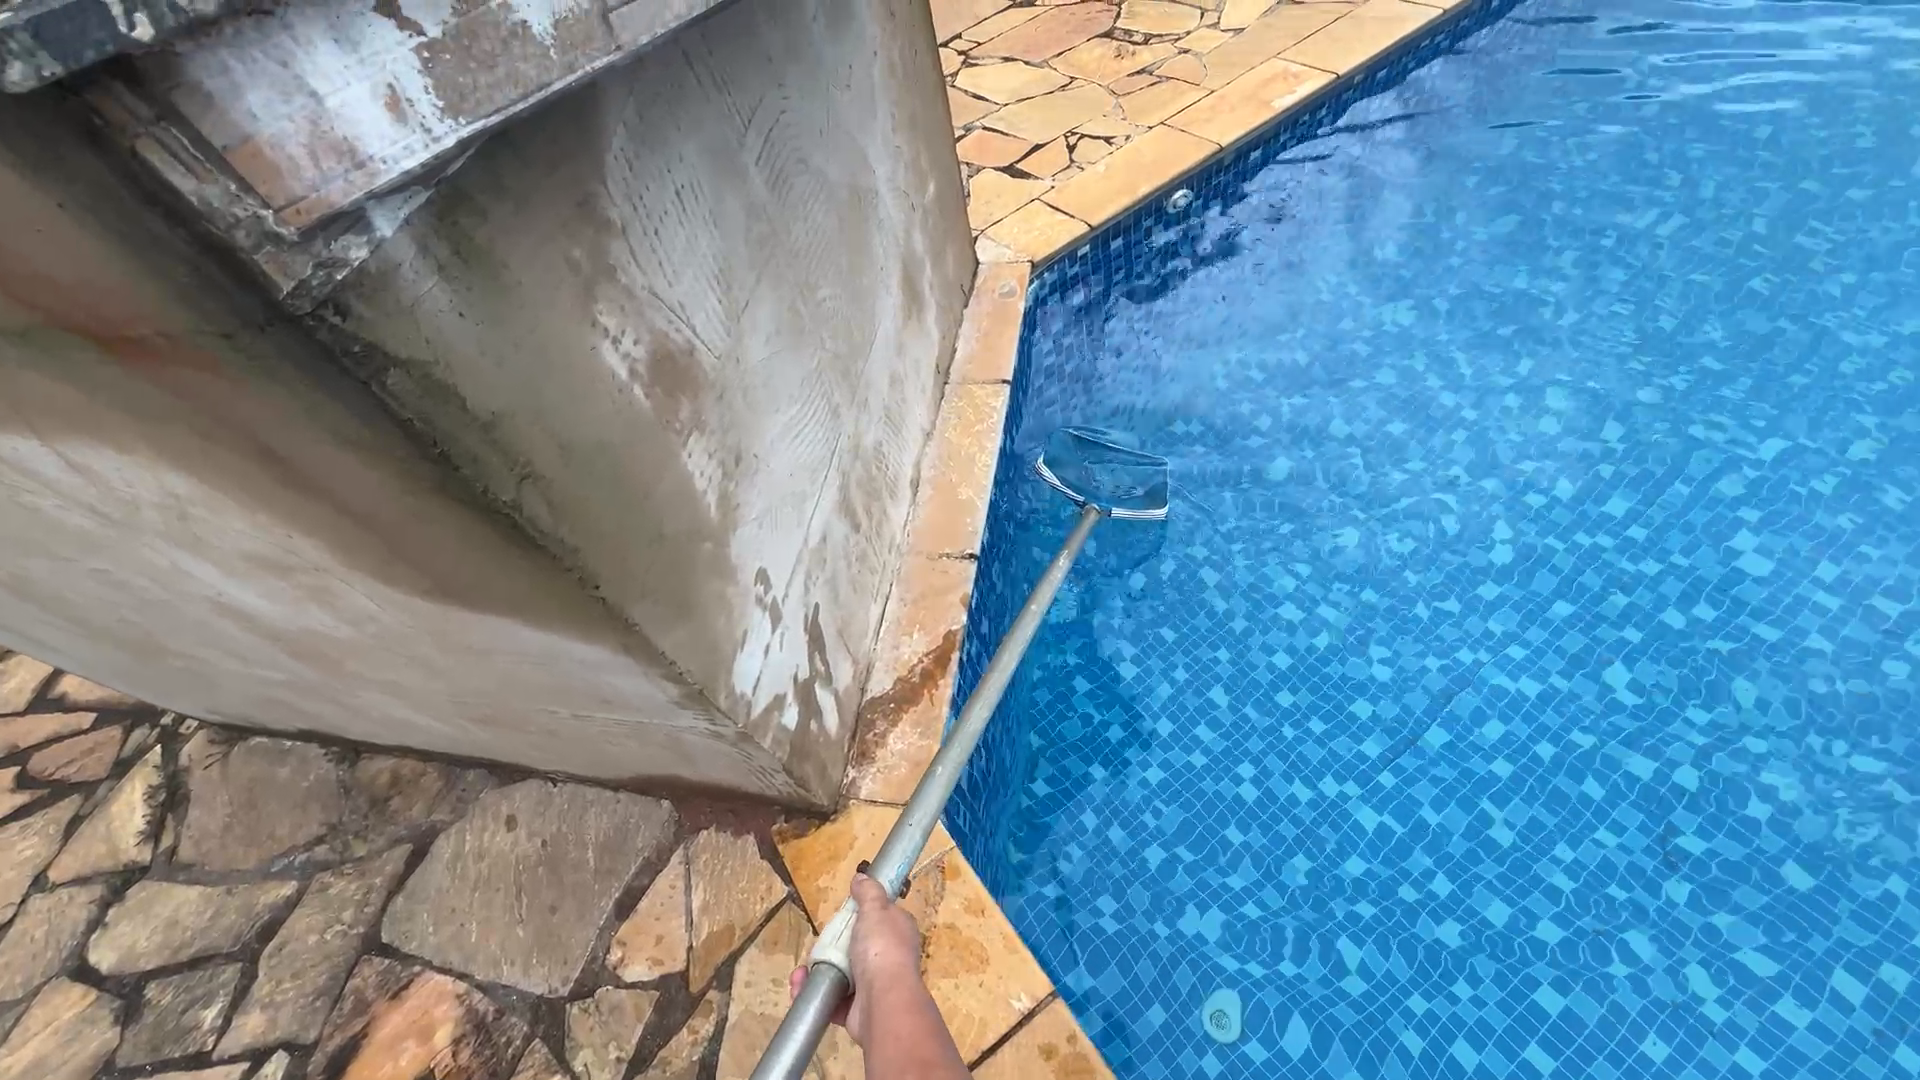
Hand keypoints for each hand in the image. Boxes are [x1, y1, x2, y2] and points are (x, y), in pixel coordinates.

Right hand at [789, 872, 924, 1045]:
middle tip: (817, 944)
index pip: (881, 918)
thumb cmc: (882, 947)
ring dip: (816, 972)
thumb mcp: (876, 908)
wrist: (882, 1001)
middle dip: (832, 946)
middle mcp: (889, 958)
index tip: (843, 915)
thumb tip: (862, 876)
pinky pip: (831, 999)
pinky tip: (800, 987)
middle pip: (856, 947)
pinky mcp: (856, 1010)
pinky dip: (814, 993)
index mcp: (898, 932)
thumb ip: (868, 892)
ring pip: (840, 974)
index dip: (862, 915)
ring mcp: (873, 986)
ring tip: (800, 972)